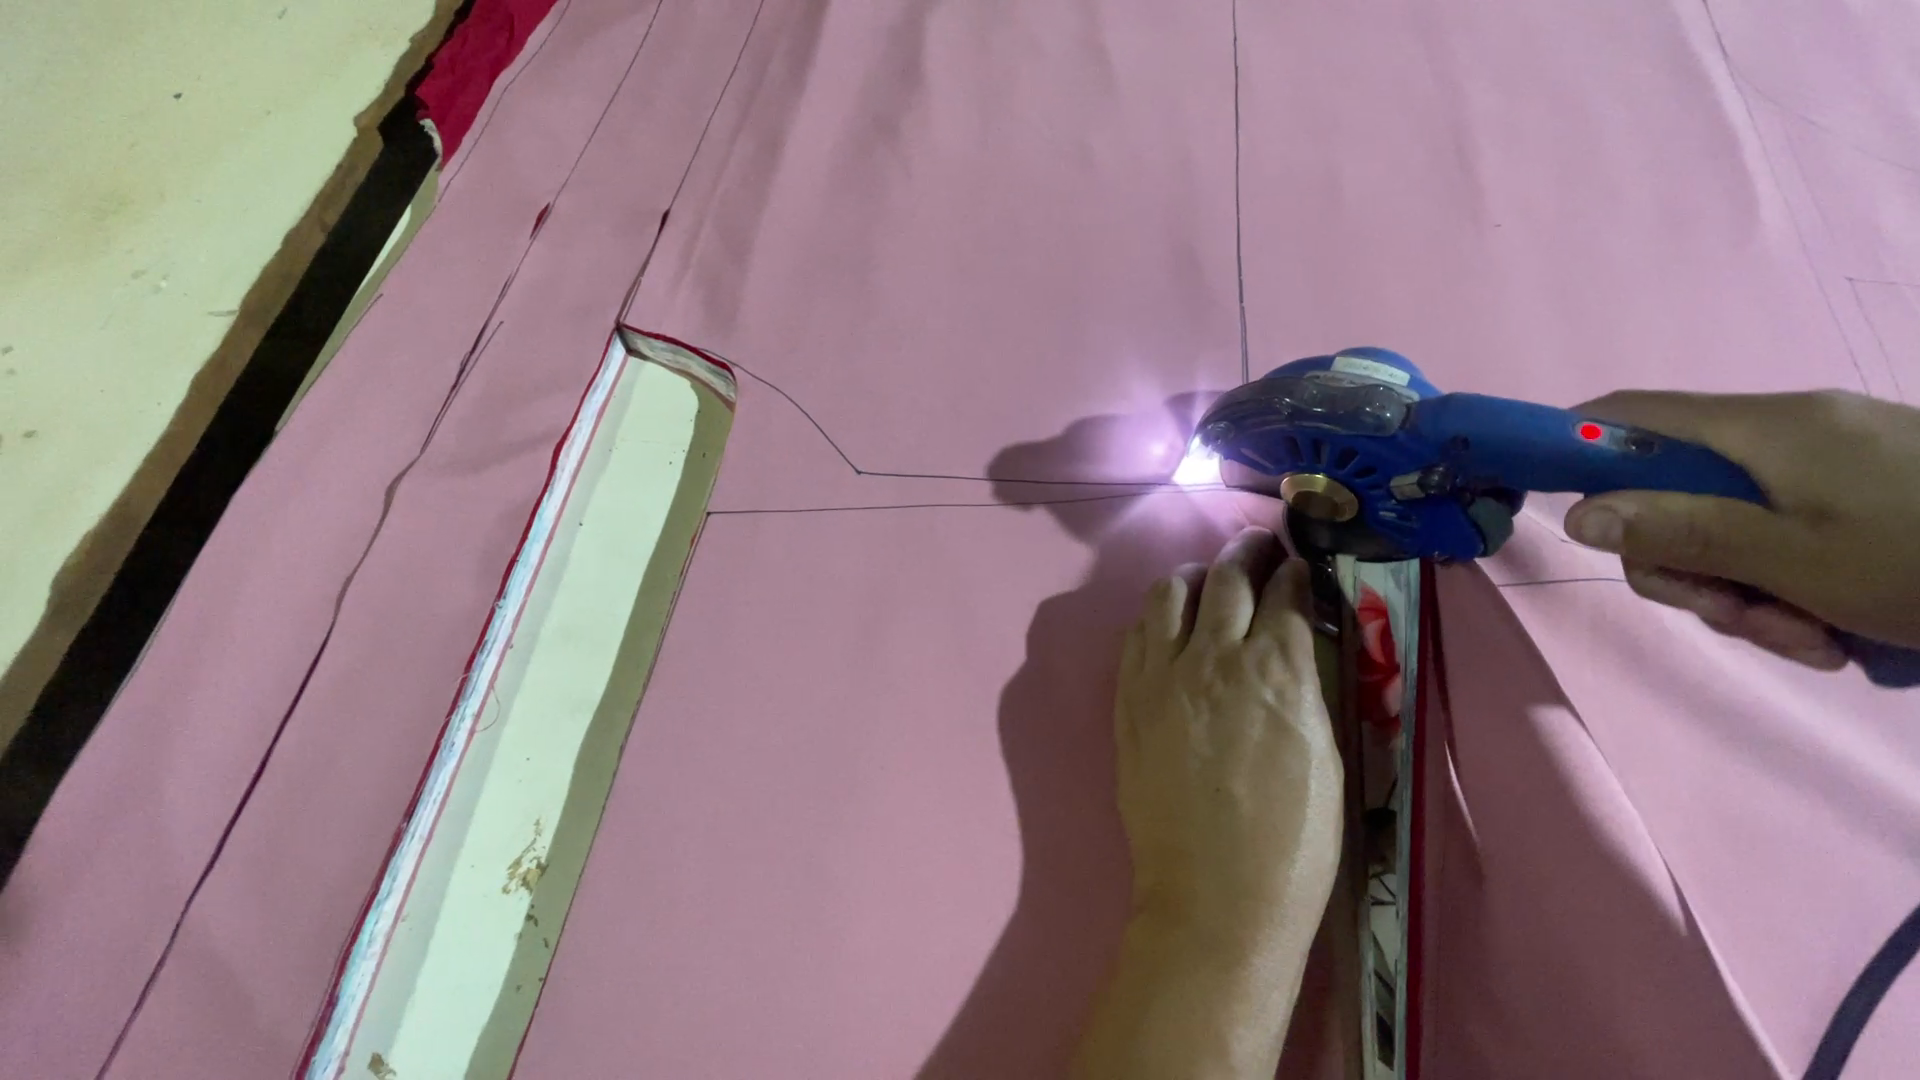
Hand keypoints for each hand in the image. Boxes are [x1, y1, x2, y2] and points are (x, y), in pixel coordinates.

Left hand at [1072, 528, 1343, 1079]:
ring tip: (1207, 578)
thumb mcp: (1327, 755)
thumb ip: (1307, 687)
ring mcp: (1162, 674)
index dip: (1296, 572)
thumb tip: (1297, 645)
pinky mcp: (1128, 698)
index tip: (1299, 565)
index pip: (1287, 594)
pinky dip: (1156, 614)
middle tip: (1257, 548)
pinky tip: (1168, 620)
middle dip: (1247, 553)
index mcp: (1278, 672)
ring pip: (1170, 592)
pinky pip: (1136, 632)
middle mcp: (1215, 658)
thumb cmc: (1293, 842)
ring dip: (1195, 575)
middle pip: (1227, 578)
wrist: (1213, 895)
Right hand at [1564, 389, 1919, 667]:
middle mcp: (1789, 432)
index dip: (1572, 451)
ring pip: (1728, 523)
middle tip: (1730, 615)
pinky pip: (1784, 532)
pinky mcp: (1872, 488)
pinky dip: (1789, 583)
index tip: (1561, 511)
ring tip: (1812, 640)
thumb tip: (1576, 515)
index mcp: (1764, 428)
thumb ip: (1680, 533)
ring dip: (1743, 590)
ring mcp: (1834, 461)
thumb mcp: (1798, 561)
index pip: (1626, 416)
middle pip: (1674, 490)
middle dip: (1684, 564)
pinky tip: (1837, 627)